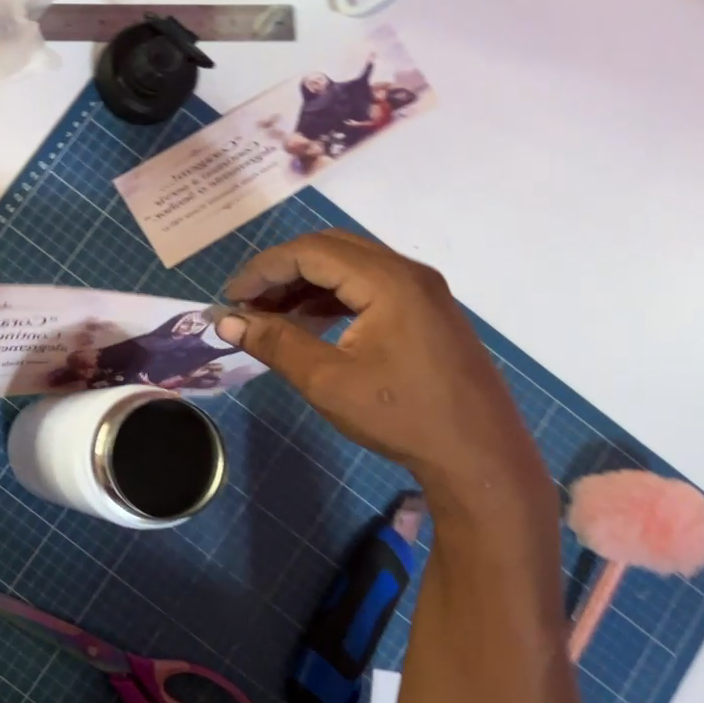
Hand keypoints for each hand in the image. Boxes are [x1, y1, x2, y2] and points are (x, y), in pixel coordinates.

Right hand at [210, 231, 548, 495]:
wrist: (477, 454)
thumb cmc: (400, 416)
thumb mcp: (326, 380)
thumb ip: (275, 342)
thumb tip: (225, 320)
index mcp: (388, 282)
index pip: (310, 252)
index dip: (262, 270)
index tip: (229, 299)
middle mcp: (408, 274)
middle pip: (330, 248)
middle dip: (281, 270)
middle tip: (246, 302)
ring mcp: (422, 291)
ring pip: (349, 265)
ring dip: (304, 282)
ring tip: (268, 314)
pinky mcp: (425, 311)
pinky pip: (367, 284)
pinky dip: (330, 295)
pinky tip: (307, 322)